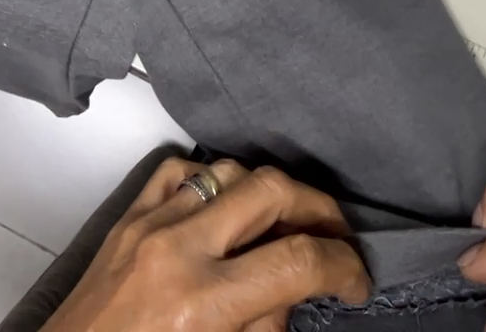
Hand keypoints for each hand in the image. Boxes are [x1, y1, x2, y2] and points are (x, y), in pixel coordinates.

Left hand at [44, 158, 371, 331]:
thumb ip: (262, 327)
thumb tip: (293, 292)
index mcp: (200, 304)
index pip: (297, 262)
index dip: (344, 266)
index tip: (357, 280)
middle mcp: (177, 249)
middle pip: (271, 191)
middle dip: (318, 208)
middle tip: (335, 237)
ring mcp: (149, 223)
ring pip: (229, 170)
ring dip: (267, 191)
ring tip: (284, 222)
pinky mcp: (128, 216)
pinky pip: (181, 172)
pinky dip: (213, 181)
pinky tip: (225, 206)